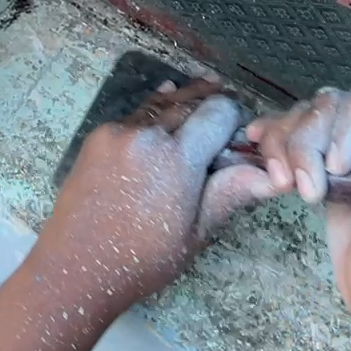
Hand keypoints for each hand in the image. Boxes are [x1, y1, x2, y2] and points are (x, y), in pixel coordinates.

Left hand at [31, 78, 275, 317]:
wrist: (76, 264)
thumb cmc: (142, 258)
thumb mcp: (196, 233)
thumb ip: (231, 193)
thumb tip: (275, 176)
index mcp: (178, 159)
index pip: (218, 112)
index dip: (234, 116)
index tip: (241, 128)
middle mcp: (149, 135)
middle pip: (189, 102)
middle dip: (211, 101)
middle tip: (227, 101)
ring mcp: (119, 130)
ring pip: (161, 103)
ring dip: (184, 97)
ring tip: (206, 85)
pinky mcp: (99, 133)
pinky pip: (136, 113)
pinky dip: (156, 108)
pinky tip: (167, 101)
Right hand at [248, 68, 350, 339]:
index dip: (349, 122)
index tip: (339, 170)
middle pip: (334, 99)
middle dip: (310, 140)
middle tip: (308, 189)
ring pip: (308, 112)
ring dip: (288, 146)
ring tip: (287, 186)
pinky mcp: (328, 156)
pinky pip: (291, 126)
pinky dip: (272, 139)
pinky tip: (262, 154)